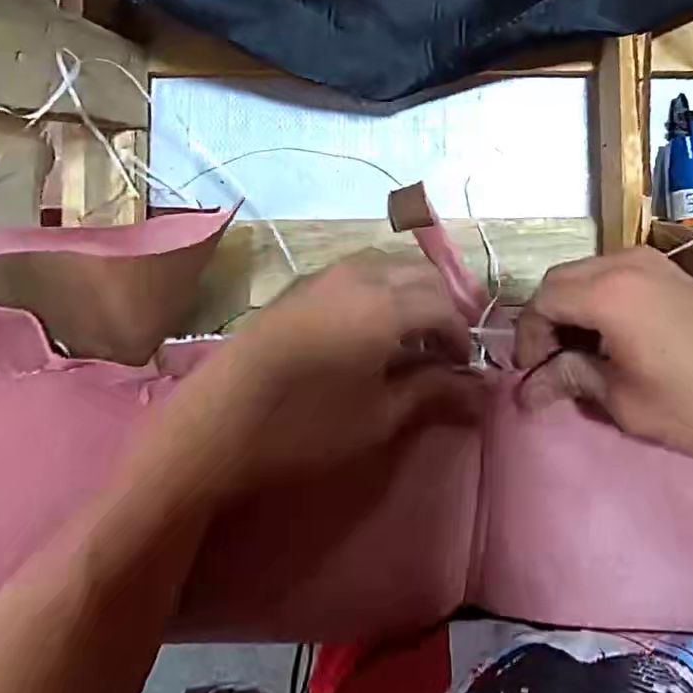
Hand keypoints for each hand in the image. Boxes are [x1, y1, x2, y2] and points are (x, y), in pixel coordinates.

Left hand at [161, 251, 484, 496]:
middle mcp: (361, 274)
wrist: (215, 423)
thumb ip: (431, 392)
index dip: (461, 336)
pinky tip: (372, 326)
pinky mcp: (302, 284)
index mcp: (386, 303)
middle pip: (422, 275)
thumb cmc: (304, 425)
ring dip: (413, 294)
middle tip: (443, 351)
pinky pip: (360, 272)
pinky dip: (383, 290)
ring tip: (410, 337)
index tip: (462, 368)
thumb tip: (478, 392)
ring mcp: (327, 274)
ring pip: (390, 267)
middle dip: (443, 308)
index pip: (445, 305)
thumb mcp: (377, 416)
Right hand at [514, 246, 692, 470]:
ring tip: (579, 354)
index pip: (541, 302)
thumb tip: (526, 390)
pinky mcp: (671, 270)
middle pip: (559, 281)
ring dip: (571, 309)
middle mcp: (624, 262)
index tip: (532, 375)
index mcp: (608, 292)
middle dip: (545, 321)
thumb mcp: (625, 401)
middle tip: (550, 365)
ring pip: (585, 274)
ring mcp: (651, 261)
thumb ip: (570, 380)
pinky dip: (597, 300)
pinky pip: (613, 274)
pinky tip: (610, 336)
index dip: (527, 339)